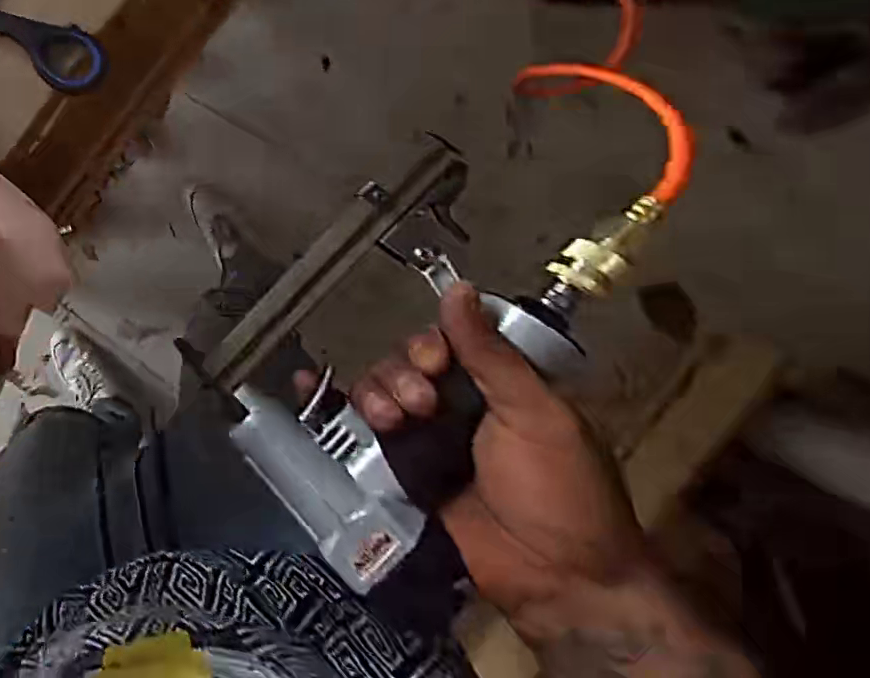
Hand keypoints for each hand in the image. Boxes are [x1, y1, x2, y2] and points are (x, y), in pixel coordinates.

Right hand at [313, 282, 652, 635]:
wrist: (552, 580)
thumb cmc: (561, 493)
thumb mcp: (537, 416)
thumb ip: (492, 355)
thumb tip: (460, 288)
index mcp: (488, 388)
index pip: (439, 344)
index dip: (428, 346)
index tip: (433, 361)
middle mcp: (448, 405)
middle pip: (398, 363)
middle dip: (399, 376)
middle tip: (421, 405)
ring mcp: (416, 436)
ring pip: (372, 388)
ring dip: (372, 394)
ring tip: (391, 422)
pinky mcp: (388, 464)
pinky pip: (348, 423)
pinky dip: (323, 400)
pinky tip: (307, 385)